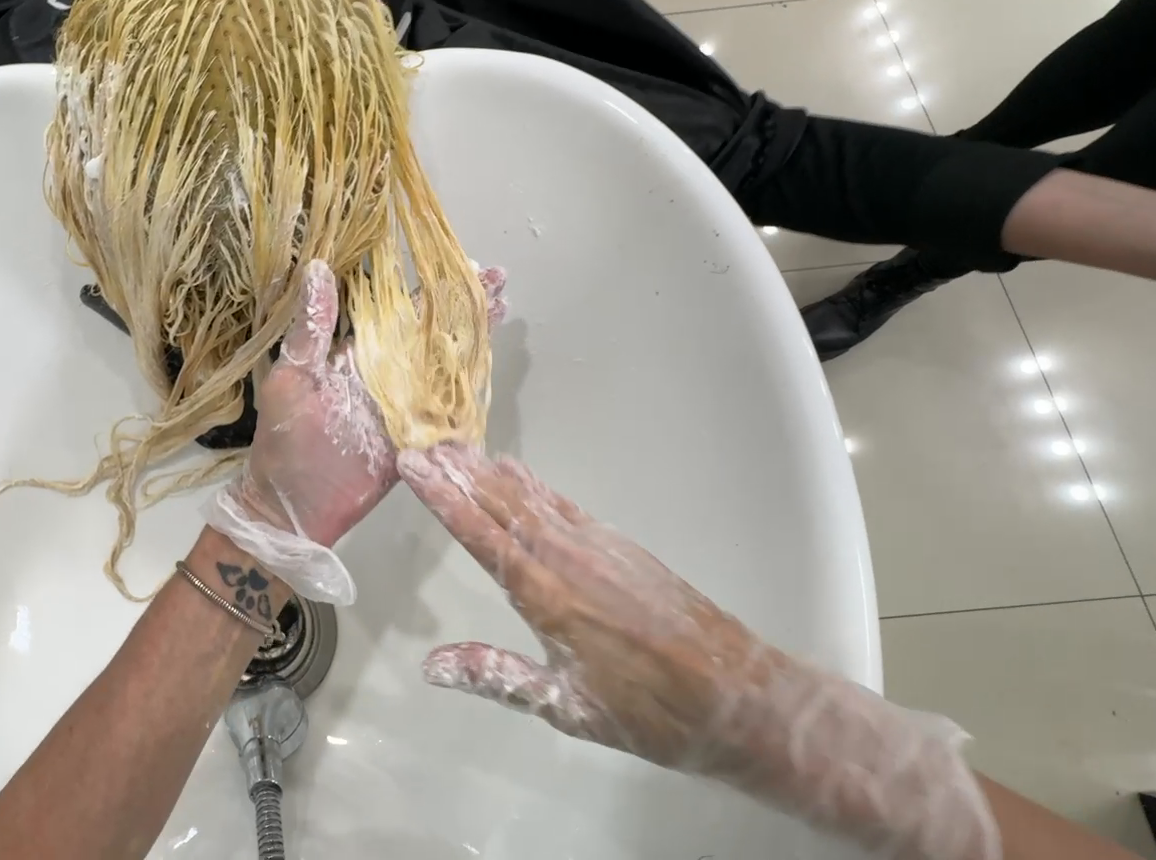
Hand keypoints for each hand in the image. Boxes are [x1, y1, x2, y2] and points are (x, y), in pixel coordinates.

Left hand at [203, 261, 506, 603]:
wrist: (294, 506)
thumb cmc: (285, 439)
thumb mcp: (292, 378)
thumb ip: (312, 329)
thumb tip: (317, 266)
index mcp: (355, 352)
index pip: (396, 309)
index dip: (427, 286)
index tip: (458, 262)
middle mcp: (384, 371)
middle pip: (431, 330)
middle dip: (463, 304)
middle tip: (497, 278)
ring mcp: (404, 404)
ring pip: (445, 363)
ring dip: (472, 337)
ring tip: (503, 308)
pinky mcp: (418, 436)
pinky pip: (448, 408)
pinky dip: (470, 389)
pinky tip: (490, 366)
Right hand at [397, 445, 998, 859]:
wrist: (740, 696)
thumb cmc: (649, 712)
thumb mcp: (568, 708)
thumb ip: (498, 678)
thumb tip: (432, 665)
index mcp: (548, 596)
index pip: (483, 536)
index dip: (445, 499)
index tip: (415, 466)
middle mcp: (566, 559)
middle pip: (501, 504)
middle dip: (458, 473)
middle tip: (422, 444)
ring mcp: (595, 546)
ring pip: (530, 497)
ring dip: (488, 471)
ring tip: (456, 448)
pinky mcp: (618, 544)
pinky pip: (562, 503)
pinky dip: (530, 483)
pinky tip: (516, 473)